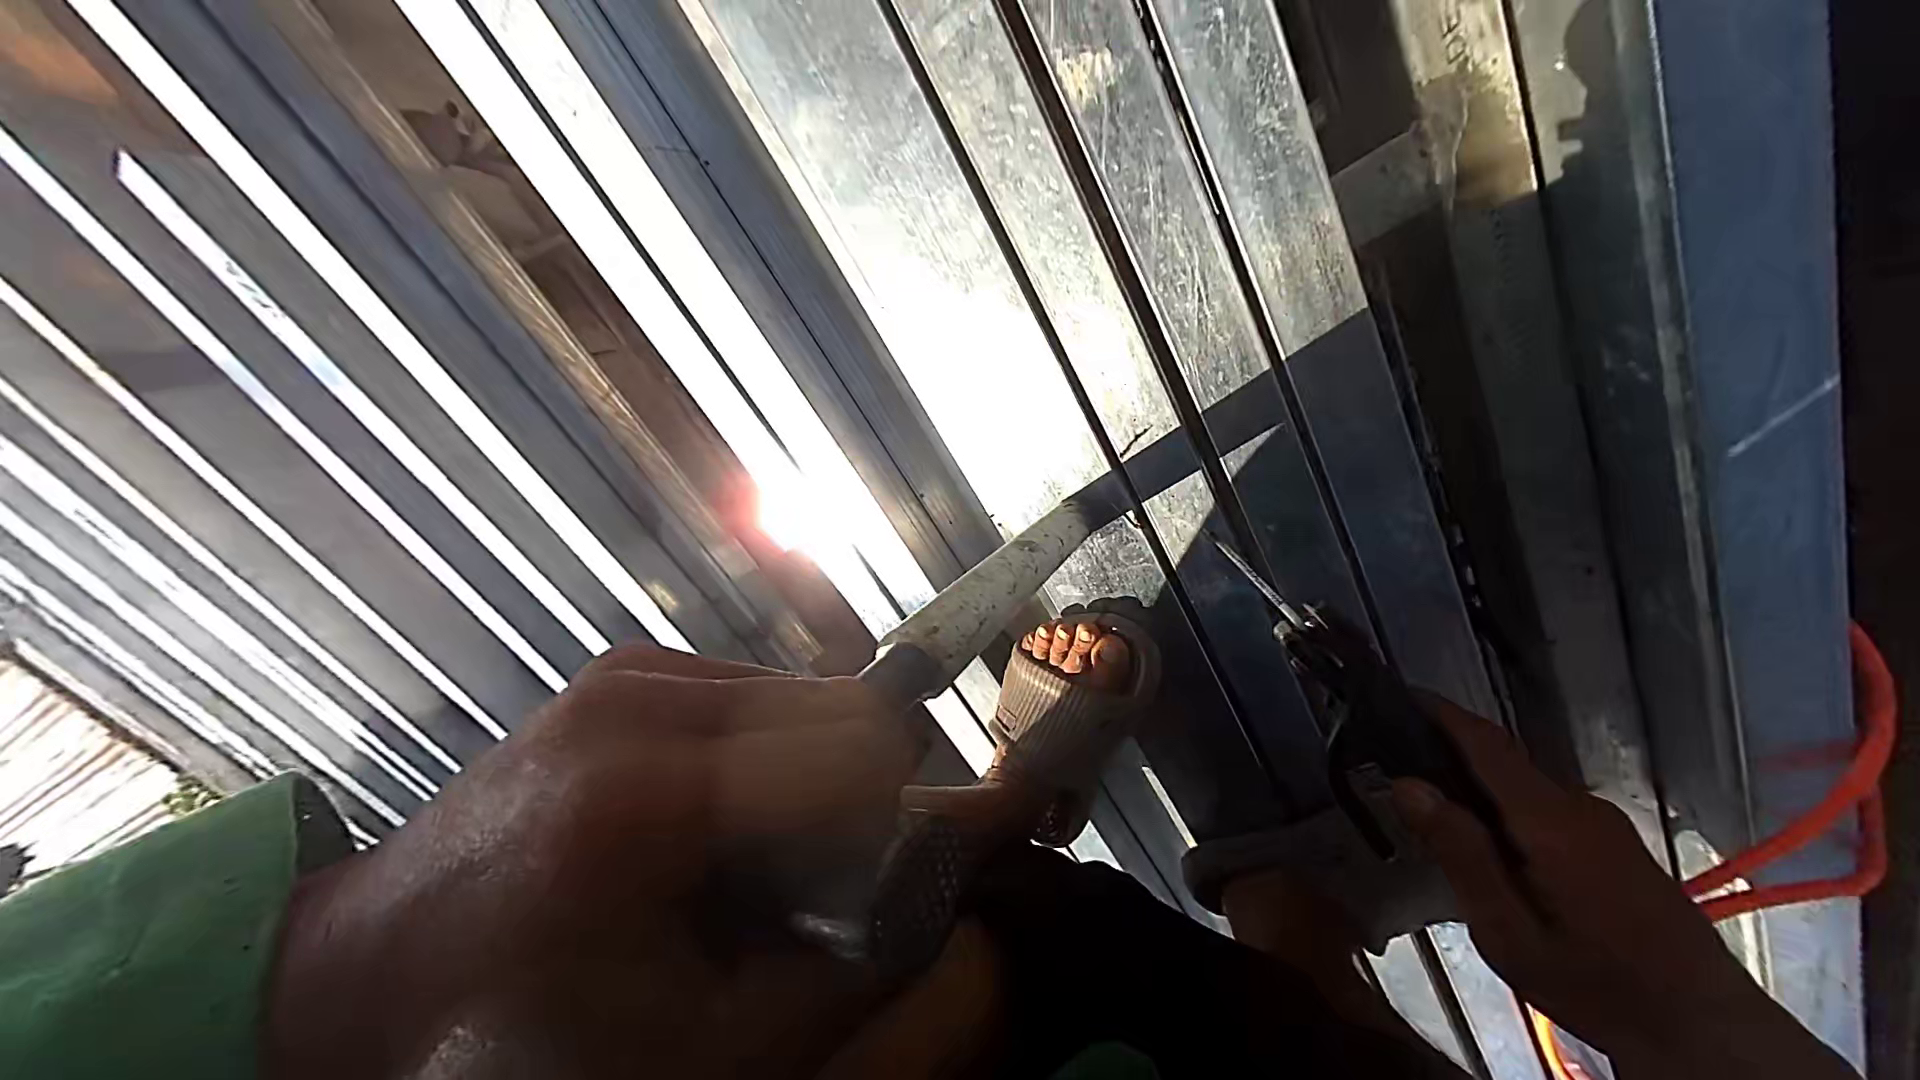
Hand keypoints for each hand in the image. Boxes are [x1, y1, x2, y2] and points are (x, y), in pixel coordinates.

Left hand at [264, 647, 915, 1077]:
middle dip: (856, 779)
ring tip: (758, 831)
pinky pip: (751, 683)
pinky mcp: (627, 663)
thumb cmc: (528, 1019)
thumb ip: (840, 974)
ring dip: (812, 756)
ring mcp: (631, 670)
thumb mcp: (703, 1044)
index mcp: (647, 796)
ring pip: (802, 687)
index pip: (853, 747)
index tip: (868, 867)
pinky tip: (719, 796)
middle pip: (837, 704)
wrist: (384, 957)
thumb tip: (925, 897)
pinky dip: (767, 736)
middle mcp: (639, 702)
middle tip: (817, 855)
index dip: (889, 809)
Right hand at [1393, 695, 1855, 1079]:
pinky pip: (1539, 802)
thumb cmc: (1599, 986)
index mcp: (1551, 821)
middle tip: (1387, 755)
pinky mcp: (1613, 844)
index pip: (1486, 743)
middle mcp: (1579, 808)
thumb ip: (1460, 854)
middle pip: (1499, 758)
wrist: (1716, 1040)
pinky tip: (1477, 831)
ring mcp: (1602, 824)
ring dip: (1469, 777)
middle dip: (1443, 746)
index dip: (1439, 712)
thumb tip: (1408, 785)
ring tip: (1422, 794)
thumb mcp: (1508, 932)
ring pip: (1519, 782)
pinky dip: (1496, 800)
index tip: (1395, 692)